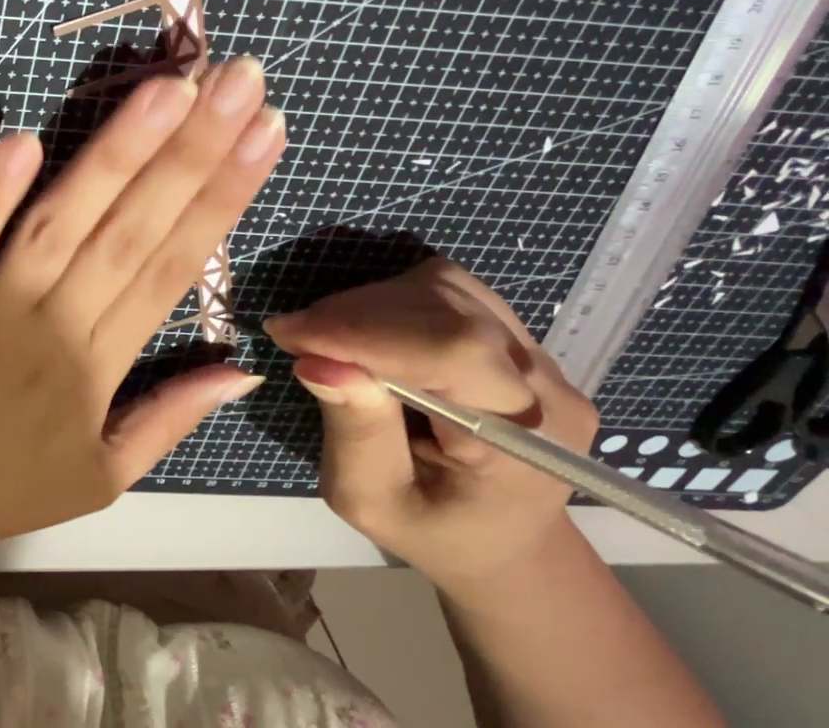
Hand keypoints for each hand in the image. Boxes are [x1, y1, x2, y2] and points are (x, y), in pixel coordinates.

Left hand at [0, 59, 284, 557]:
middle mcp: (55, 328)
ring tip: (166, 89)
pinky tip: (24, 141)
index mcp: (102, 368)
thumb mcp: (99, 477)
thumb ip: (169, 418)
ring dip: (114, 154)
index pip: (176, 267)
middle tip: (238, 76)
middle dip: (192, 151)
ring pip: (61, 224)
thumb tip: (246, 369)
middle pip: (132, 230)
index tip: (265, 129)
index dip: (224, 195)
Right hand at [263, 257, 599, 589]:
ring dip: (369, 305)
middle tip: (295, 336)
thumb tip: (317, 363)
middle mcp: (545, 387)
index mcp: (523, 440)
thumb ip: (356, 434)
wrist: (502, 543)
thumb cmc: (432, 534)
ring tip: (325, 337)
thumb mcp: (373, 503)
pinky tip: (361, 332)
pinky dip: (389, 301)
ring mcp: (538, 356)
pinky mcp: (516, 337)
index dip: (364, 330)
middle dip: (356, 314)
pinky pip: (447, 294)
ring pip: (444, 291)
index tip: (287, 334)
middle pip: (446, 310)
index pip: (452, 350)